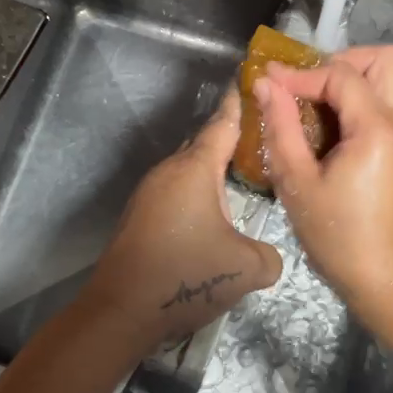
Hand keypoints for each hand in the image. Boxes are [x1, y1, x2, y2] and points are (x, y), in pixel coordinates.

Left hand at [84, 89, 283, 348]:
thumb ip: (270, 255)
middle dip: (232, 143)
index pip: (223, 124)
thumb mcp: (246, 268)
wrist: (121, 311)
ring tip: (244, 182)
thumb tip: (268, 255)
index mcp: (195, 169)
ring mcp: (148, 194)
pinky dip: (197, 197)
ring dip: (214, 176)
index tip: (254, 81)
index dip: (240, 104)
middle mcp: (168, 172)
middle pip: (205, 147)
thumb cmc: (185, 276)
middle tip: (264, 143)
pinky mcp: (139, 218)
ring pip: (189, 174)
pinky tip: (213, 218)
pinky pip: (176, 194)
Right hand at [256, 45, 392, 311]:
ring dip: (349, 80)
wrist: (384, 279)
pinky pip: (383, 105)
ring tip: (312, 103)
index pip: (342, 74)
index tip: (269, 82)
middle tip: (307, 85)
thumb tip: (265, 85)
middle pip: (384, 59)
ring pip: (388, 80)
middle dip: (341, 61)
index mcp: (376, 130)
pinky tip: (324, 128)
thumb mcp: (297, 182)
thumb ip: (280, 127)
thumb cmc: (337, 237)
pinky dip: (355, 102)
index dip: (302, 73)